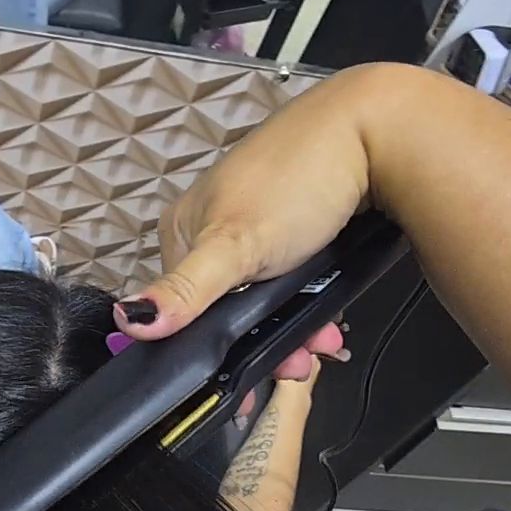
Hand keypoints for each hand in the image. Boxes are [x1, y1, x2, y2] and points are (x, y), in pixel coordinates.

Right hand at [118, 68, 380, 377]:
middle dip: (262, 341)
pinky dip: (308, 303)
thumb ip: (185, 289)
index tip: (249, 381)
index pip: (183, 305)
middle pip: (227, 305)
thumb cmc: (298, 183)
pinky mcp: (294, 223)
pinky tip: (329, 320)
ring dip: (292, 330)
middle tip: (300, 367)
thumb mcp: (236, 247)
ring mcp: (255, 223)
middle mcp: (212, 227)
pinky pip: (291, 279)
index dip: (213, 346)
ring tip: (324, 347)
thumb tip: (127, 321)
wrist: (383, 129)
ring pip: (263, 296)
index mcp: (183, 229)